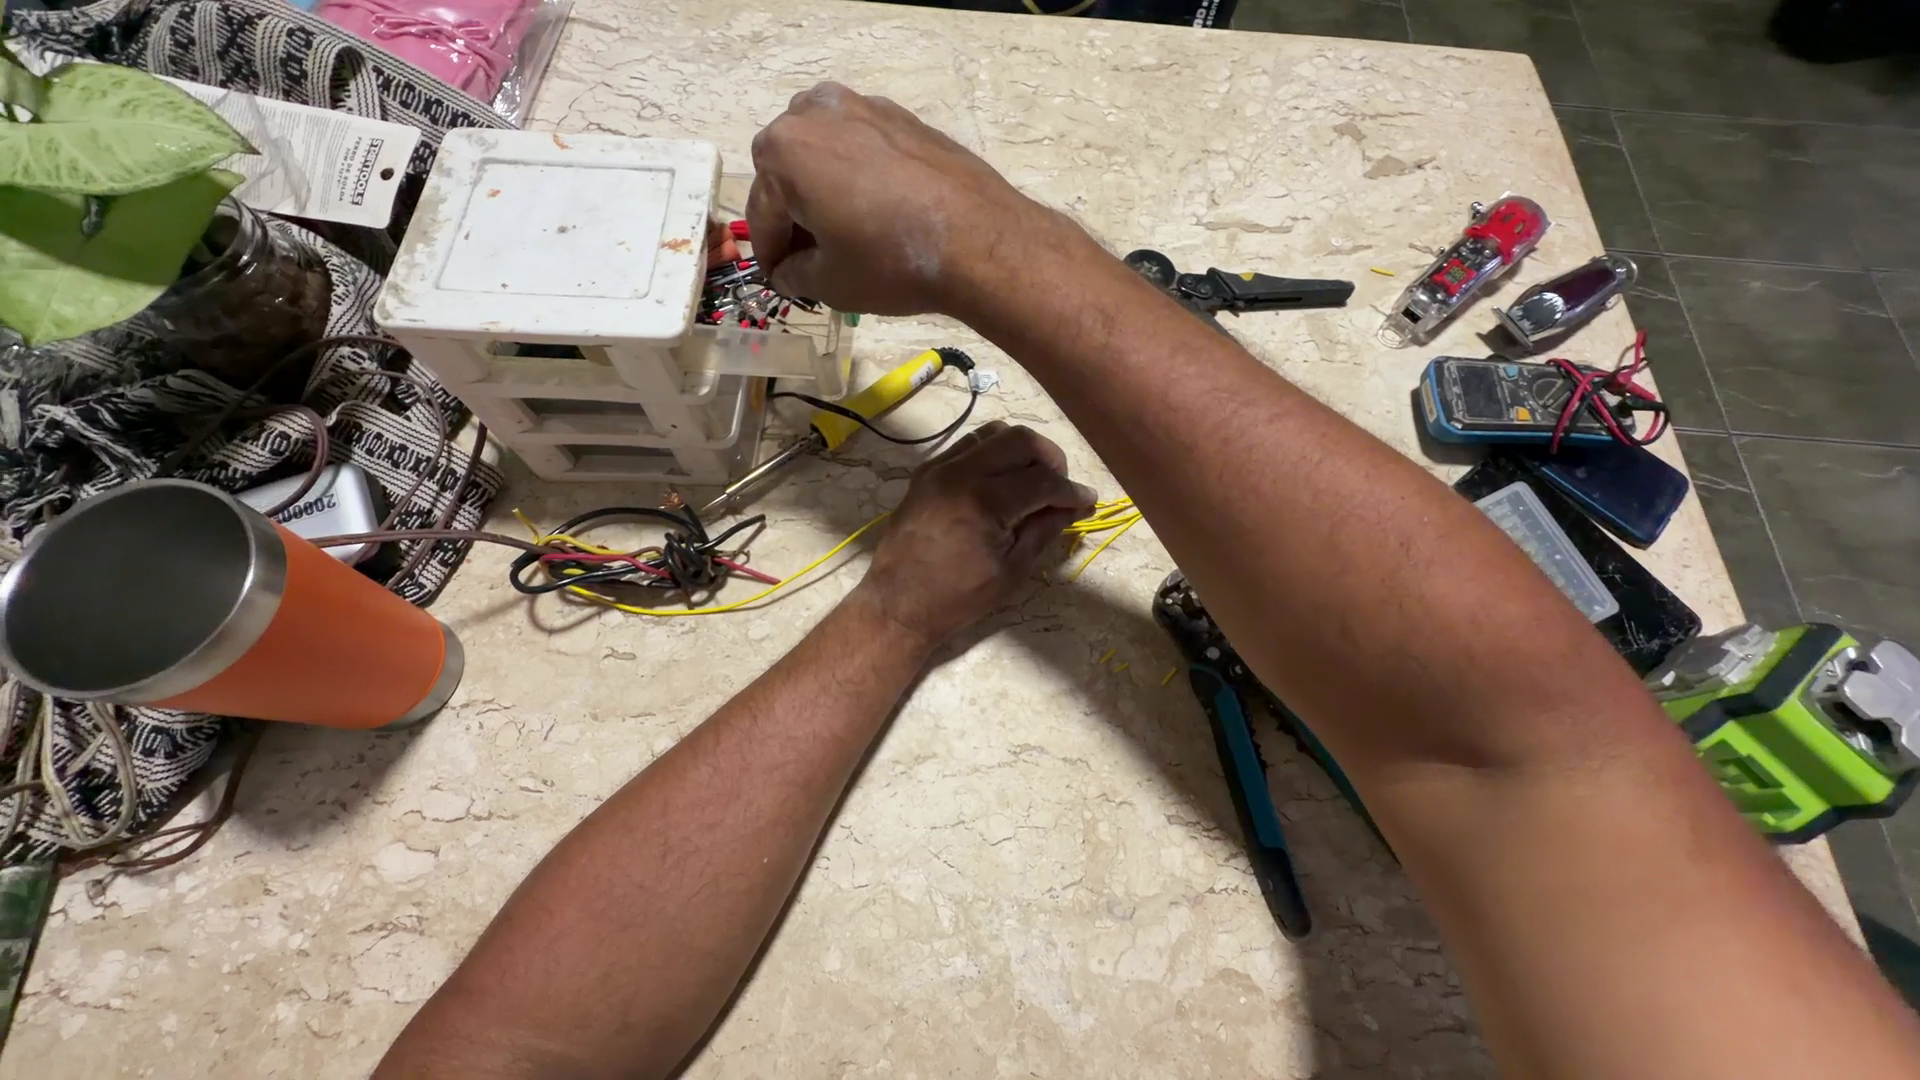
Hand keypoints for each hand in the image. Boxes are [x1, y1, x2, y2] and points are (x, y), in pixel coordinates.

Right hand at [746, 82, 1061, 316]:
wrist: (977, 239)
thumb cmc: (890, 262)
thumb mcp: (829, 282)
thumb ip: (794, 275)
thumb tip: (789, 272)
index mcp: (784, 151)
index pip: (762, 213)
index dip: (769, 256)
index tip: (780, 280)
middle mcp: (816, 113)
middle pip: (788, 173)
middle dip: (793, 216)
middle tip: (810, 259)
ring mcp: (863, 107)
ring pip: (824, 154)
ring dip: (822, 191)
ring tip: (843, 235)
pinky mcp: (902, 117)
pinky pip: (862, 149)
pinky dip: (857, 177)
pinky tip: (877, 213)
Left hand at [854, 421, 1094, 648]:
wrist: (898, 603)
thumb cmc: (958, 597)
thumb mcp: (1012, 570)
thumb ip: (1044, 529)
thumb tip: (1073, 506)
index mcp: (983, 501)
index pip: (1042, 480)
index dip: (1070, 490)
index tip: (1087, 500)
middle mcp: (960, 473)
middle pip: (1020, 440)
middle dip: (1049, 458)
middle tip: (1059, 486)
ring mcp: (939, 468)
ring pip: (992, 433)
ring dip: (1020, 450)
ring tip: (1031, 480)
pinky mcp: (926, 472)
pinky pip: (968, 445)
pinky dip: (992, 454)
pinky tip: (1001, 480)